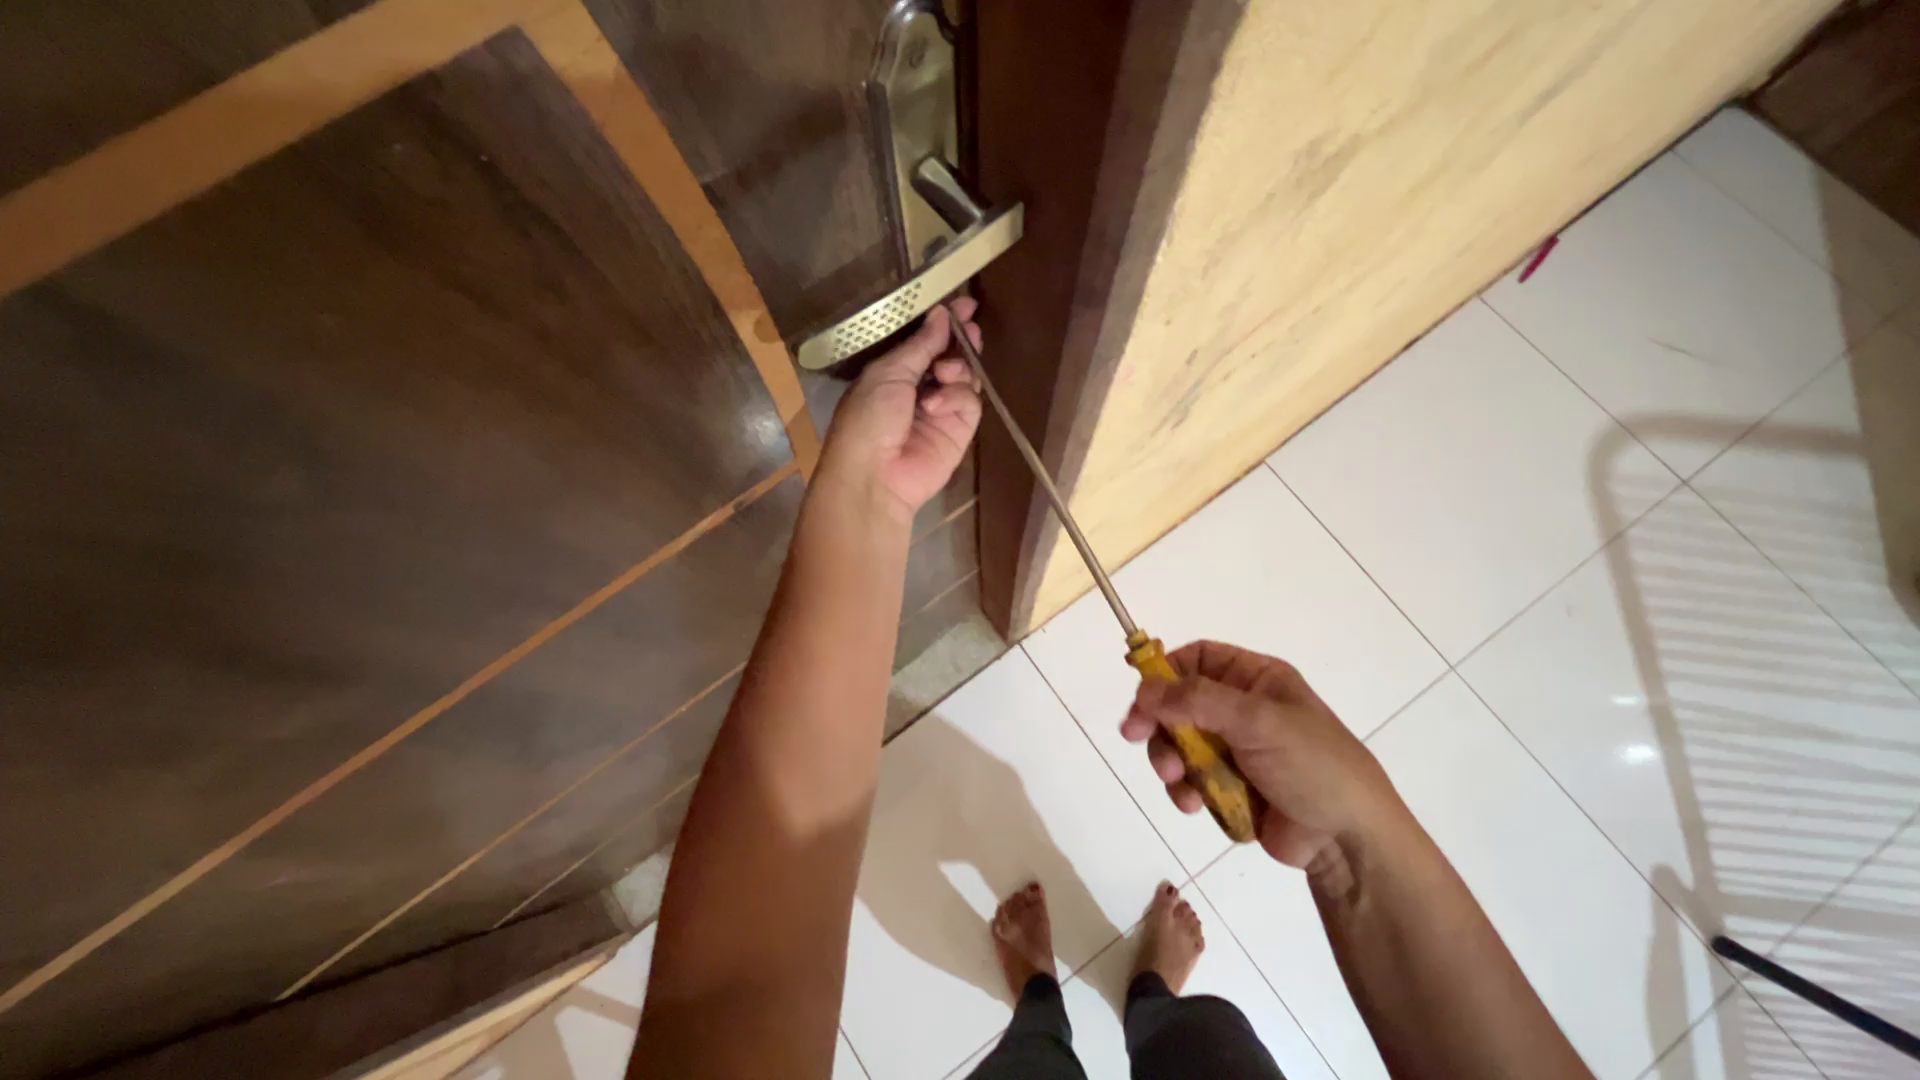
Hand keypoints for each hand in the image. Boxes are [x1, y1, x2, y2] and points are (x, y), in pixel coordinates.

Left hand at [819, 300, 983, 519]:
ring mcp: (941, 411)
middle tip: (969, 331)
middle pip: (951, 357)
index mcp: (894, 373)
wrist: (874, 475)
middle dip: (960, 342)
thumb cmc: (868, 418)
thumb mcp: (888, 373)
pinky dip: (957, 398)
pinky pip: (970, 403)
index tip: (963, 305)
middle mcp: (919, 389)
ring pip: (965, 377)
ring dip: (957, 369)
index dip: (944, 324)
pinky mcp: (958, 431)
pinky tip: (937, 406)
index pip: (925, 342)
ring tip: (943, 374)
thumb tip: (941, 314)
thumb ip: (920, 345)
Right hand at [1121, 641, 1405, 871]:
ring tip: (1178, 781)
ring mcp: (1235, 750)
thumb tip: (1144, 689)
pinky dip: (1184, 790)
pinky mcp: (1229, 787)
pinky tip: (1194, 805)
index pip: (1196, 659)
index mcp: (1256, 680)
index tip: (1139, 695)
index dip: (1164, 672)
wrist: (1348, 838)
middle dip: (1158, 724)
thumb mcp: (1257, 721)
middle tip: (1136, 738)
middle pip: (1177, 704)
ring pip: (1178, 744)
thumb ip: (1197, 700)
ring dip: (1169, 761)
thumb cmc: (1312, 765)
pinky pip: (1189, 779)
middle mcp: (1242, 710)